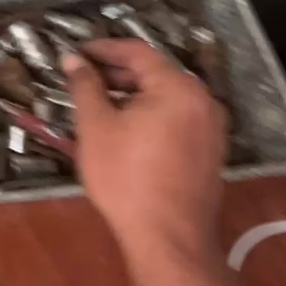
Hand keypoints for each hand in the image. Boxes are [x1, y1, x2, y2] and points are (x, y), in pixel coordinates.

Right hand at [64, 39, 227, 268]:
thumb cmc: (126, 176)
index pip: (137, 52)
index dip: (103, 48)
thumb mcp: (95, 125)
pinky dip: (149, 113)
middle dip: (116, 72)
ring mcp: (211, 128)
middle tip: (81, 79)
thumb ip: (85, 85)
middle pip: (155, 72)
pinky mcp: (209, 151)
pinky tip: (124, 128)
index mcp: (178, 88)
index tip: (75, 53)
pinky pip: (176, 117)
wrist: (167, 237)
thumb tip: (74, 60)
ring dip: (131, 93)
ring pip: (166, 96)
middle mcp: (203, 101)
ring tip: (97, 104)